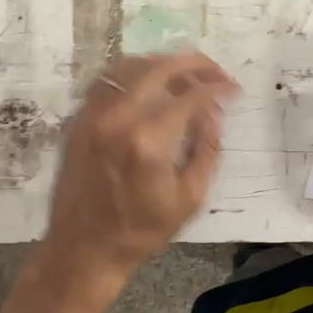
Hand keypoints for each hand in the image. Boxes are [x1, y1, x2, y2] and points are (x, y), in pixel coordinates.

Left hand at [40, 53, 238, 284]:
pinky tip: (148, 87)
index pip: (191, 96)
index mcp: (149, 140)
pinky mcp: (79, 120)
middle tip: (214, 72)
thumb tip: (214, 116)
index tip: (233, 90)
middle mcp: (119, 118)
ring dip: (161, 64)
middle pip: (160, 68)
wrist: (84, 248)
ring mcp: (94, 115)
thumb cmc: (141, 230)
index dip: (218, 88)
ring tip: (183, 75)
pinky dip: (131, 75)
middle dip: (194, 64)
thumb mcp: (190, 197)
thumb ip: (207, 150)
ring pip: (130, 66)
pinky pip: (106, 81)